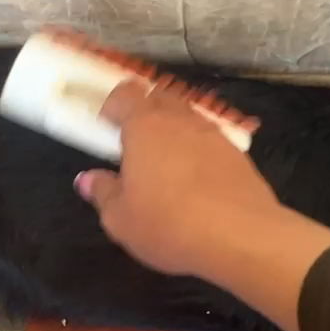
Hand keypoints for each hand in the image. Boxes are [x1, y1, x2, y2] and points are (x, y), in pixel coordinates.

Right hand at [74, 83, 329, 330]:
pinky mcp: (237, 155)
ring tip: (164, 162)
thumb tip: (87, 179)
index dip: (112, 104)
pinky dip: (198, 150)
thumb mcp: (121, 220)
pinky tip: (196, 179)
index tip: (105, 125)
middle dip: (144, 110)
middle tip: (133, 140)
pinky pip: (209, 140)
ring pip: (187, 117)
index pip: (125, 94)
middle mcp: (180, 121)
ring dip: (173, 130)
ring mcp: (213, 134)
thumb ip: (103, 193)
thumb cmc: (170, 225)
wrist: (241, 236)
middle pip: (159, 97)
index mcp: (144, 127)